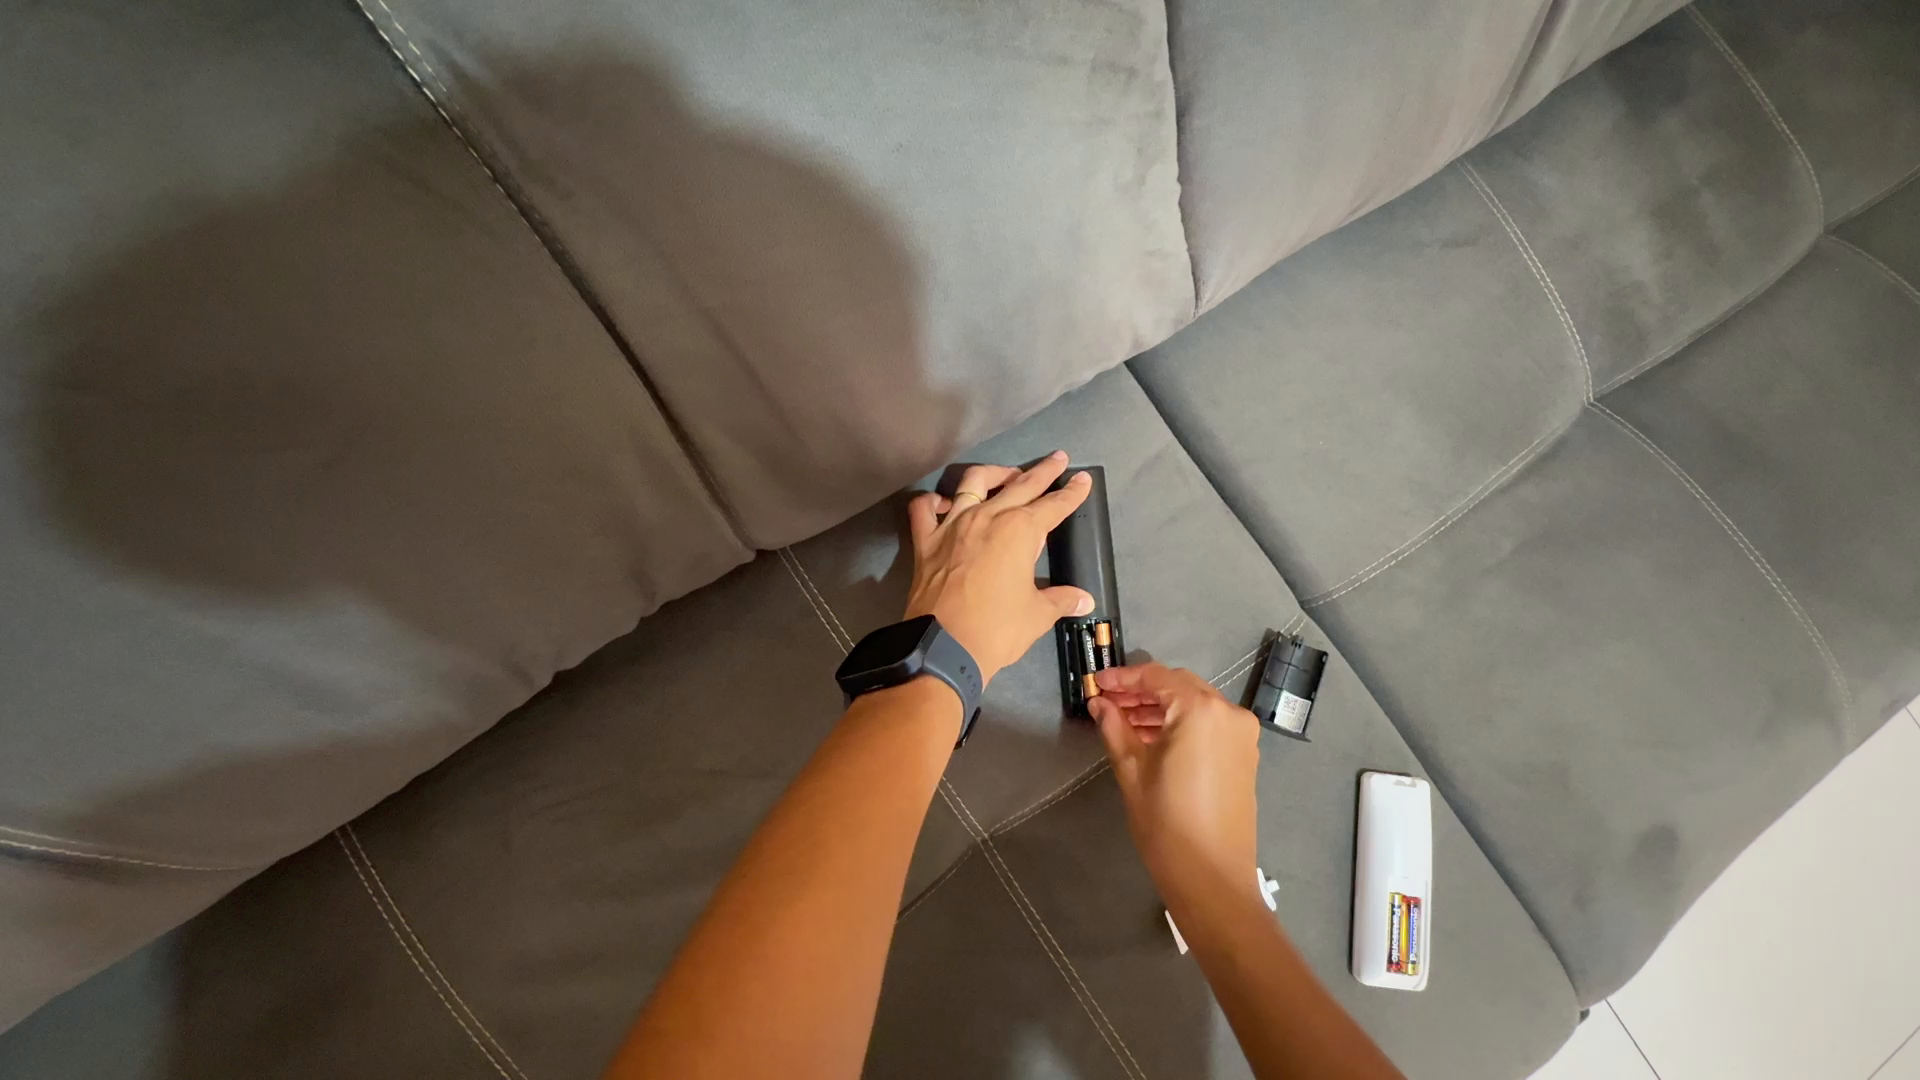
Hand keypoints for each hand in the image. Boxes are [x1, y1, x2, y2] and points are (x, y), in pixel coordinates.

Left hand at [904, 451, 1094, 684]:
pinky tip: (943, 503)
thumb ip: (1060, 600)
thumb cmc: (997, 630)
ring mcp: (952, 526)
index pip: (1053, 506)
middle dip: (1042, 472)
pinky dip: (933, 502)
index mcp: (1019, 532)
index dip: (1071, 494)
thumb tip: (1084, 600)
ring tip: (1006, 474)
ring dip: (993, 475)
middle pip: (1020, 486)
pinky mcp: (925, 542)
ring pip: (973, 484)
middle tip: (1057, 459)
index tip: (1082, 480)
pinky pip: (924, 510)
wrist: (944, 648)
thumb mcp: (1037, 615)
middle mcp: (987, 518)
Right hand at [1089, 663, 1260, 905]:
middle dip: (1141, 691)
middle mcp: (1228, 713)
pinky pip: (1208, 724)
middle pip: (1178, 686)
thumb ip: (1114, 727)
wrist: (1212, 879)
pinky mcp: (1244, 755)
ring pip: (1194, 704)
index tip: (1095, 683)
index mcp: (1200, 710)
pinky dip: (1180, 723)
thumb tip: (1099, 703)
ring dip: (1160, 707)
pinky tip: (1150, 737)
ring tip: (1122, 721)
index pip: (1156, 677)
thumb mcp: (1132, 770)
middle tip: (1107, 701)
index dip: (1122, 677)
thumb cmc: (1166, 822)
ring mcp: (1241, 734)